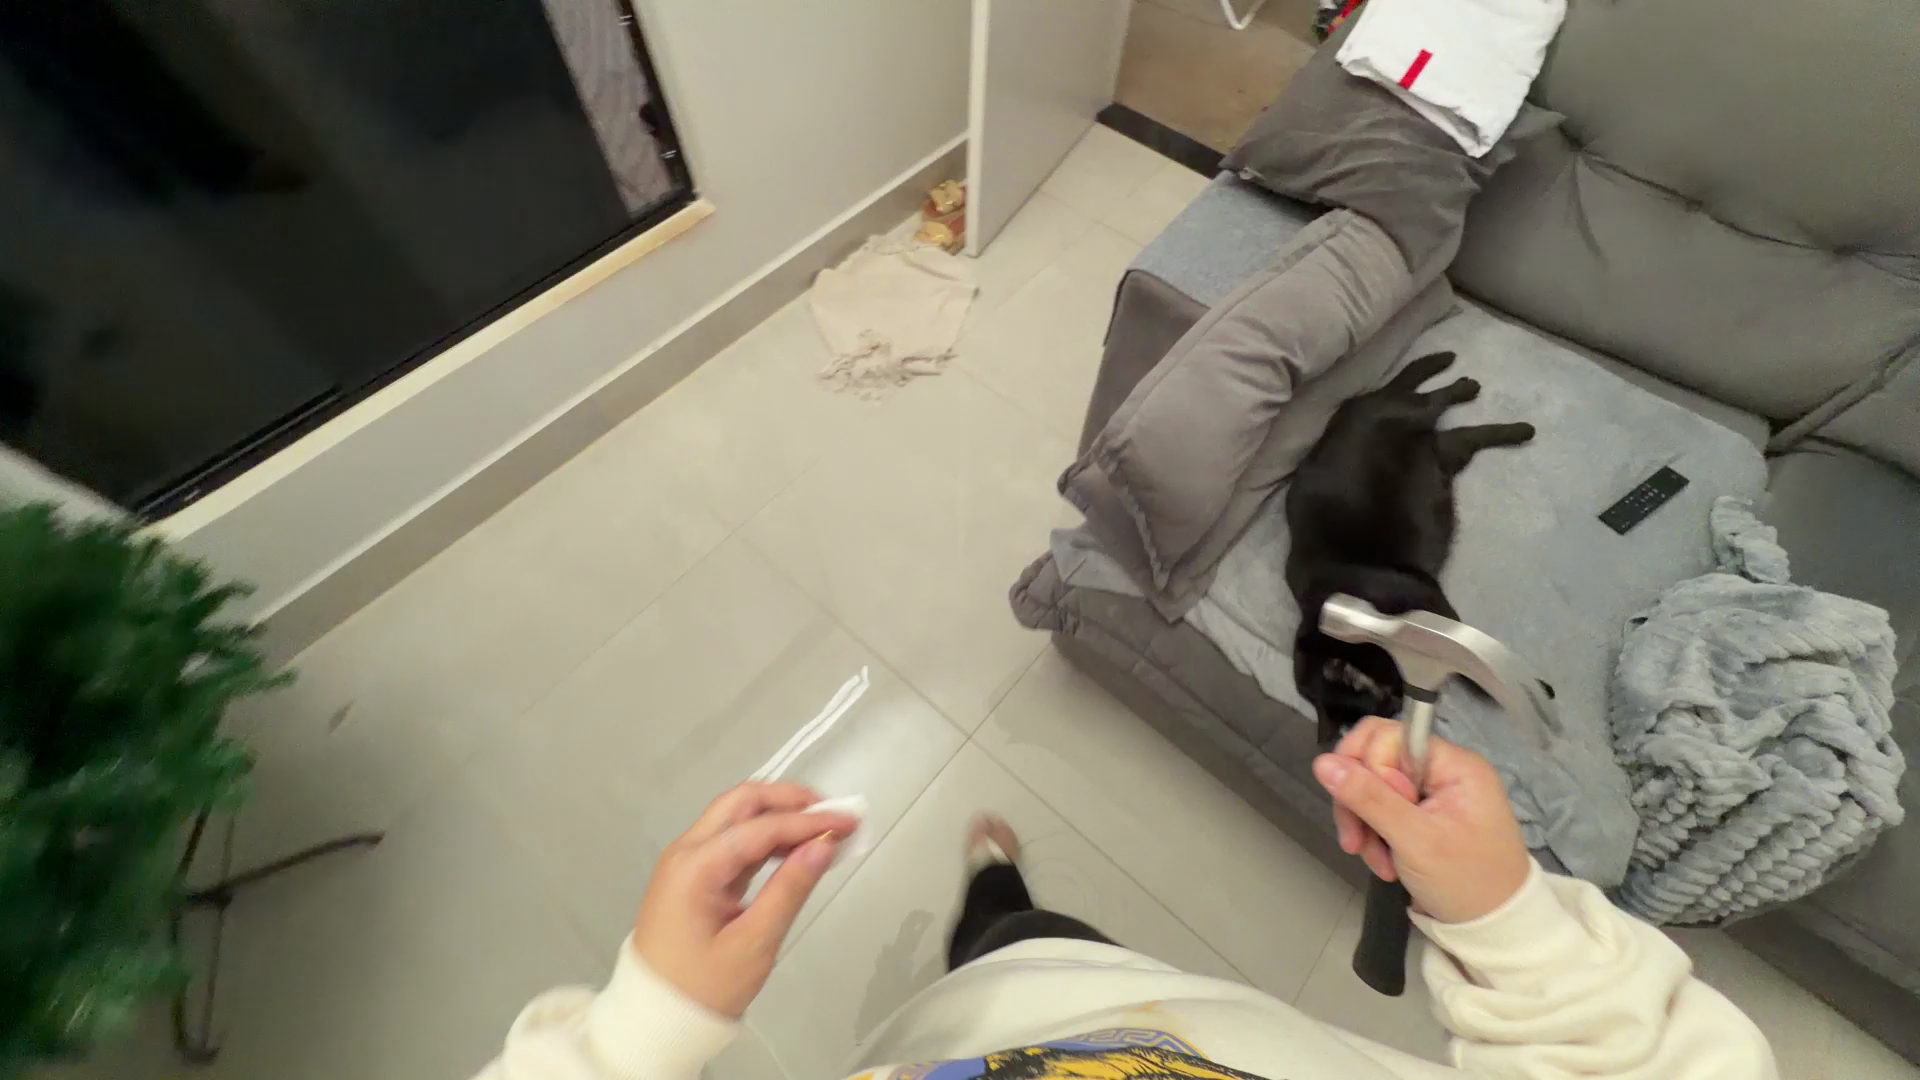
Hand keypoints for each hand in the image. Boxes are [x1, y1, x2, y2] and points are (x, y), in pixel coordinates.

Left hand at [633, 782, 857, 1016]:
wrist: (654, 1023)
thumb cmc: (703, 989)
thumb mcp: (753, 944)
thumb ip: (790, 889)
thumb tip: (825, 844)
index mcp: (695, 866)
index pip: (761, 827)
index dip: (808, 821)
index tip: (848, 822)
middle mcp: (687, 850)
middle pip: (744, 802)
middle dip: (791, 800)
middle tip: (832, 812)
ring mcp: (688, 860)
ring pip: (738, 815)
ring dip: (781, 813)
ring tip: (822, 827)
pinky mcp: (696, 873)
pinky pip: (735, 838)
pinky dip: (768, 835)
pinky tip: (796, 847)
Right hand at [1312, 717, 1530, 922]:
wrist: (1497, 931)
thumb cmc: (1467, 882)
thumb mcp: (1415, 841)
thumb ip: (1368, 797)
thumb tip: (1320, 762)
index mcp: (1452, 764)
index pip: (1386, 736)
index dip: (1369, 768)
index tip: (1378, 811)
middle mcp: (1441, 768)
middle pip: (1372, 759)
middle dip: (1357, 798)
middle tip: (1356, 838)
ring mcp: (1429, 790)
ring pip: (1369, 784)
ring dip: (1362, 821)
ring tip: (1372, 858)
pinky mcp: (1419, 810)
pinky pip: (1377, 804)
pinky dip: (1371, 831)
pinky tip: (1381, 860)